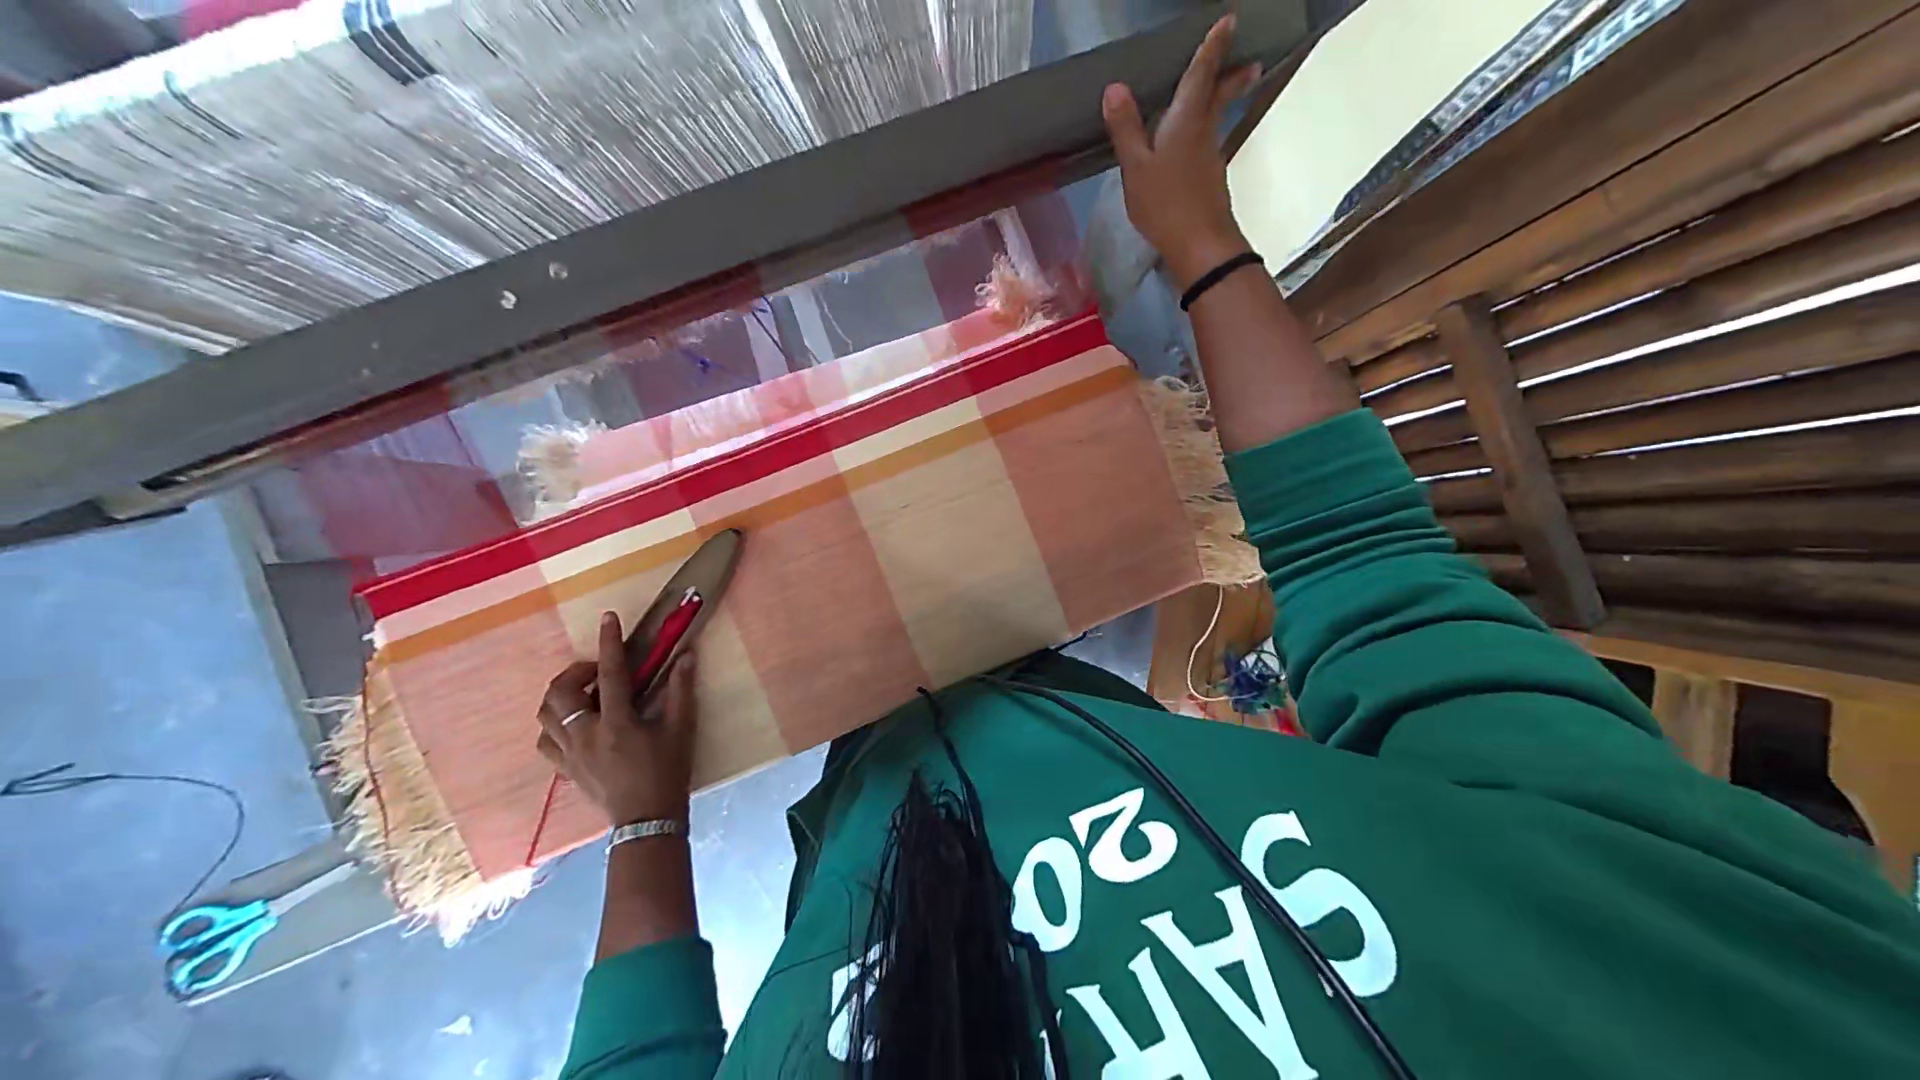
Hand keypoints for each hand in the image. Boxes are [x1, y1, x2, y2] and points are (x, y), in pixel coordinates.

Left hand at [536, 611, 697, 825]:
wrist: (647, 819)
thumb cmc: (668, 772)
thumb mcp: (681, 730)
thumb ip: (680, 691)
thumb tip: (685, 656)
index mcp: (617, 724)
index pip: (609, 673)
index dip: (609, 642)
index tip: (607, 618)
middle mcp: (586, 736)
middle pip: (560, 692)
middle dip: (576, 672)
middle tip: (599, 671)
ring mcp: (570, 754)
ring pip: (546, 714)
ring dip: (562, 695)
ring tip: (586, 693)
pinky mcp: (565, 768)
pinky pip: (546, 739)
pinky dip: (555, 723)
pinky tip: (575, 721)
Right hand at [1102, 14, 1263, 289]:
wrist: (1200, 245)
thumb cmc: (1166, 204)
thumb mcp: (1136, 167)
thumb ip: (1126, 129)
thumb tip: (1115, 88)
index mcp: (1186, 120)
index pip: (1201, 74)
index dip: (1213, 47)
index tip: (1229, 22)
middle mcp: (1203, 132)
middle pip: (1219, 96)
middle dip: (1231, 76)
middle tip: (1251, 62)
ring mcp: (1210, 158)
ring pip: (1215, 120)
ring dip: (1220, 103)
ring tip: (1218, 96)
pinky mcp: (1209, 181)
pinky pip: (1206, 144)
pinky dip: (1203, 133)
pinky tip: (1193, 145)